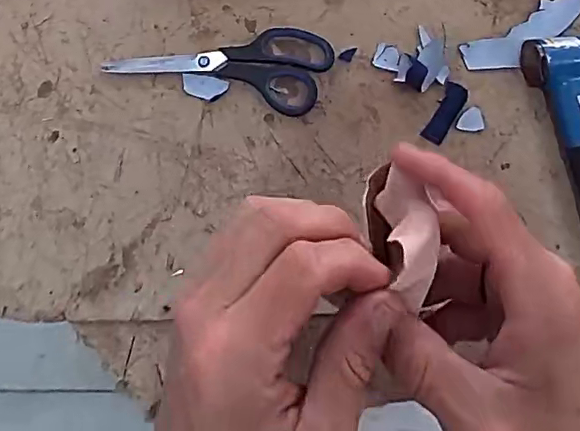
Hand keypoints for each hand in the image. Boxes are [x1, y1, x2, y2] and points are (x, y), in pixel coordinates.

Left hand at [161, 196, 406, 430]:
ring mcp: (192, 297)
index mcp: (232, 355)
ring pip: (255, 214)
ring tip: (341, 259)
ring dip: (308, 221)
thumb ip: (352, 364)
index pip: (302, 263)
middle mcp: (203, 312)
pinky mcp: (194, 293)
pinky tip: (309, 261)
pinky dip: (284, 228)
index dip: (353, 259)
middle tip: (365, 263)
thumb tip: (388, 297)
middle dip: (334, 227)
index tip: (384, 281)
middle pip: (274, 222)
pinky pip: (240, 230)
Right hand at [381, 143, 579, 430]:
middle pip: (473, 236)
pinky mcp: (536, 320)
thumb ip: (421, 361)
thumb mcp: (480, 411)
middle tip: (370, 247)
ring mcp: (539, 297)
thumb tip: (374, 315)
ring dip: (431, 281)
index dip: (439, 174)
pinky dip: (450, 309)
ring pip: (475, 268)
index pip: (482, 205)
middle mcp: (539, 275)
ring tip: (385, 300)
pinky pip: (485, 297)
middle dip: (421, 239)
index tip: (399, 157)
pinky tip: (418, 336)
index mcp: (535, 280)